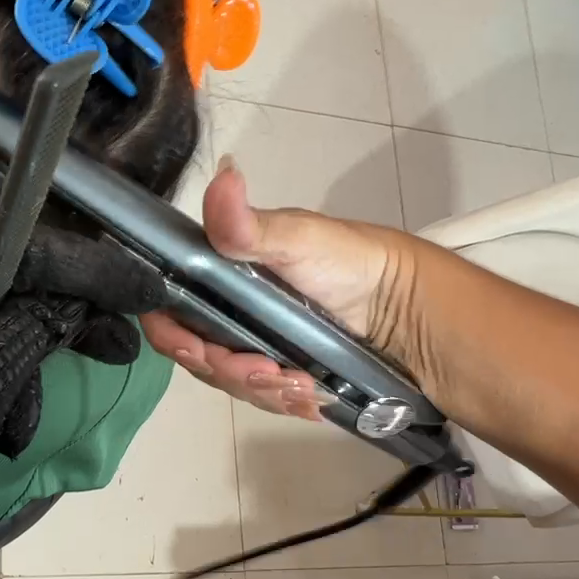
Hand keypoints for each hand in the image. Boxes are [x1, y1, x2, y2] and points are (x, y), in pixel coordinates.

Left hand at [0, 225, 164, 578]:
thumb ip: (47, 318)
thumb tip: (81, 305)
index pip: (32, 248)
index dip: (95, 269)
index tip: (146, 290)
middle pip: (18, 289)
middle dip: (62, 330)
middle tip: (119, 347)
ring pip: (0, 332)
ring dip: (22, 380)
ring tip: (17, 427)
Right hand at [141, 157, 413, 419]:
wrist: (412, 307)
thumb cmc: (350, 263)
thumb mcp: (298, 239)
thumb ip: (248, 225)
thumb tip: (222, 176)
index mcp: (215, 279)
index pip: (167, 313)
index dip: (171, 335)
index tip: (198, 350)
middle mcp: (224, 313)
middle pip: (195, 355)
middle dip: (228, 370)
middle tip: (269, 371)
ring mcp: (250, 345)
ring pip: (227, 382)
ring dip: (261, 390)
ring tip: (303, 385)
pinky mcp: (277, 374)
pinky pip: (261, 399)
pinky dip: (284, 401)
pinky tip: (311, 396)